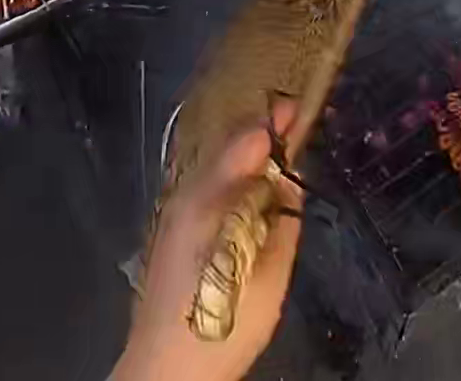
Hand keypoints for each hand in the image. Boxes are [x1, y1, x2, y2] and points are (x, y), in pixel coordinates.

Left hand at [114, 100, 302, 380]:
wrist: (161, 376)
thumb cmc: (222, 325)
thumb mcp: (271, 276)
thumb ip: (283, 220)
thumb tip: (288, 181)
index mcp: (212, 201)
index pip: (247, 142)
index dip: (275, 122)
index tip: (298, 107)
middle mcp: (189, 196)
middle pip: (229, 145)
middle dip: (263, 129)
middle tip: (293, 118)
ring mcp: (177, 210)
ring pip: (217, 162)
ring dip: (248, 149)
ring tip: (278, 146)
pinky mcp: (173, 227)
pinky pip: (208, 182)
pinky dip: (234, 170)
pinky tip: (251, 182)